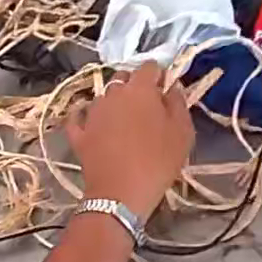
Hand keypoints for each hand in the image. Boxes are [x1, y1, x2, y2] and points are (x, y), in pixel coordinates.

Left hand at [67, 61, 193, 220]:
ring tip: (123, 121)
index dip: (159, 75)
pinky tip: (91, 122)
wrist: (121, 194)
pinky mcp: (78, 133)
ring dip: (113, 102)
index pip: (149, 66)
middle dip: (135, 85)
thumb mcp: (182, 131)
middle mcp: (112, 94)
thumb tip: (171, 87)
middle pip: (123, 78)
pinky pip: (78, 117)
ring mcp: (92, 113)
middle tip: (147, 106)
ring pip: (103, 97)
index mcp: (139, 89)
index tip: (165, 90)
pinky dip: (84, 116)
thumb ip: (178, 103)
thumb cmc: (158, 162)